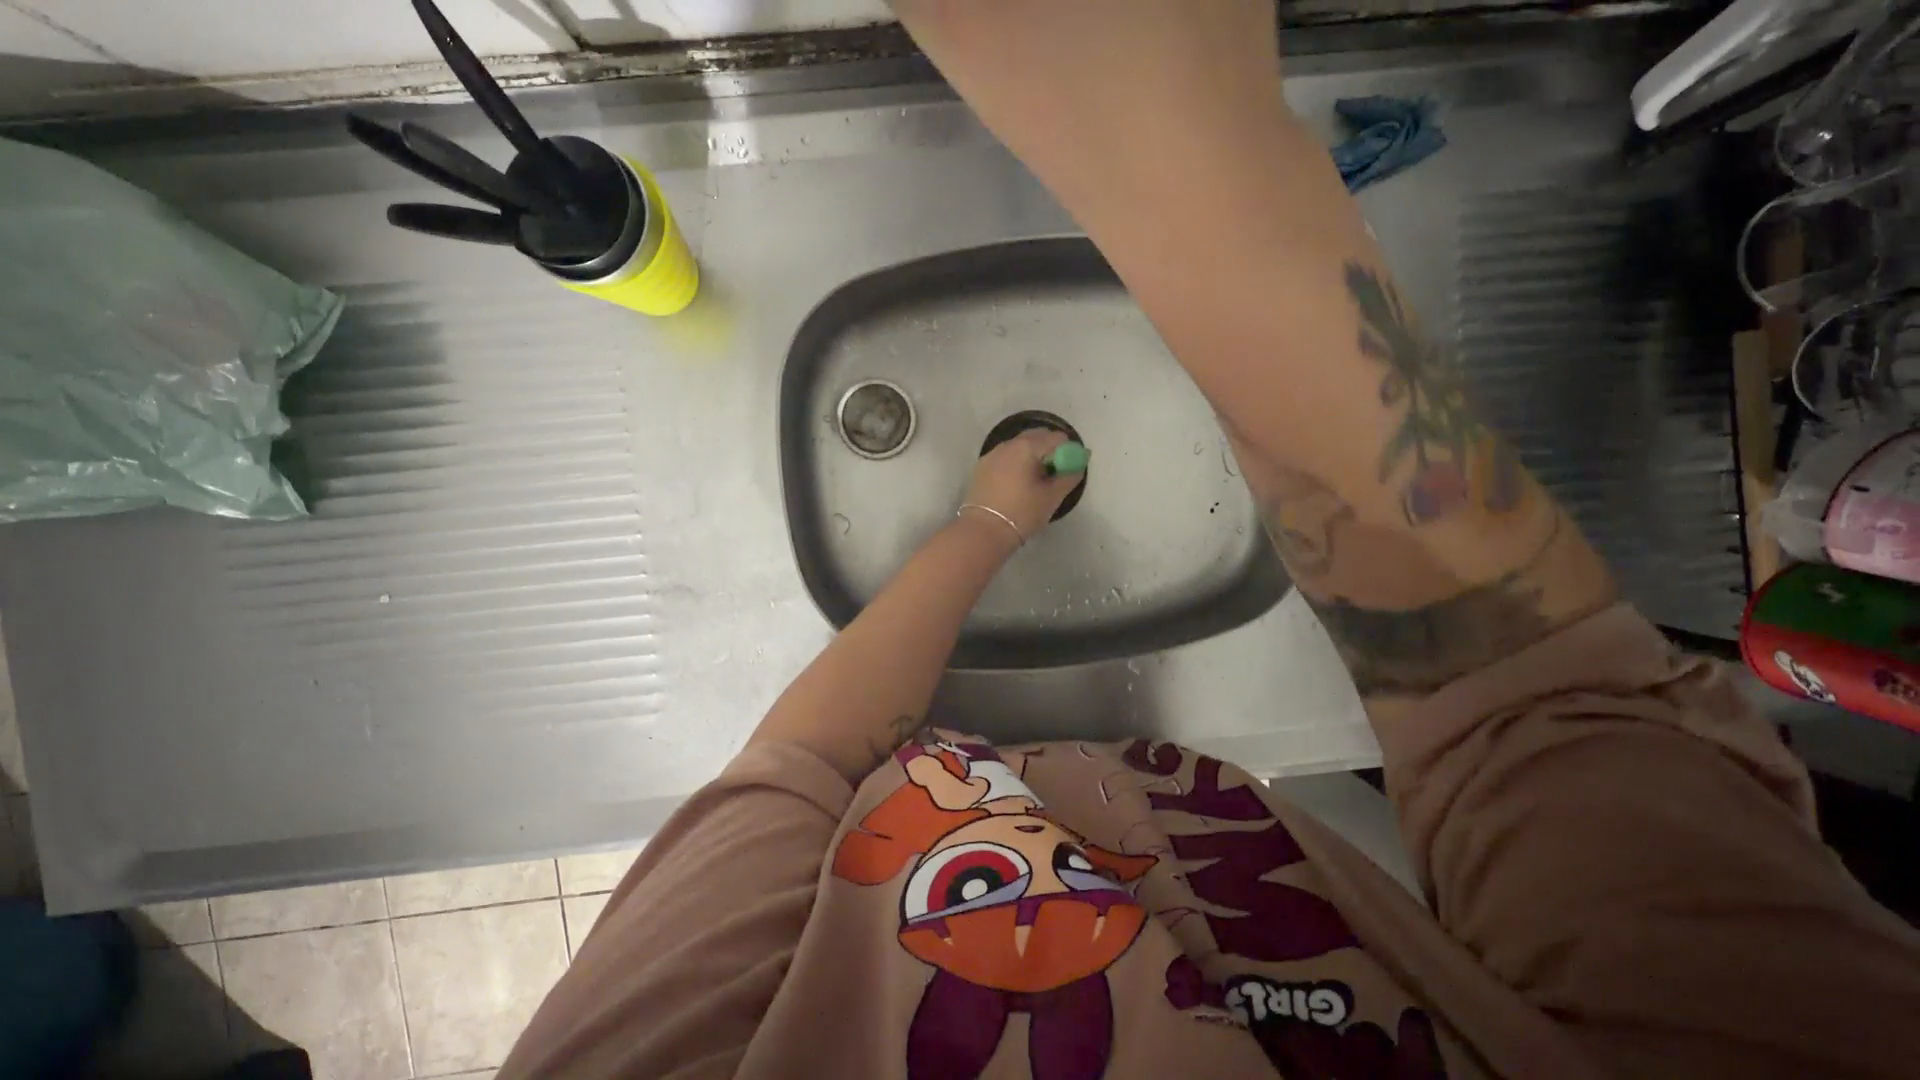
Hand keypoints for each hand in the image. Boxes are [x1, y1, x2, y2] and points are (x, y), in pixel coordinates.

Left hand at [960, 429, 1085, 542]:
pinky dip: (1016, 463)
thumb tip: (1079, 463)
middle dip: (1049, 450)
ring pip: (1019, 446)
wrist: (983, 531)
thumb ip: (1069, 476)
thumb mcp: (1052, 497)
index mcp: (1027, 447)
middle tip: (1054, 474)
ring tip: (1035, 480)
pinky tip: (1017, 483)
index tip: (1067, 470)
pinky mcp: (982, 467)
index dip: (1068, 451)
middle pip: (1036, 437)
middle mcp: (1008, 444)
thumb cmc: (1022, 513)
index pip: (1057, 438)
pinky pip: (1006, 457)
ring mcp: (992, 454)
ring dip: (1032, 456)